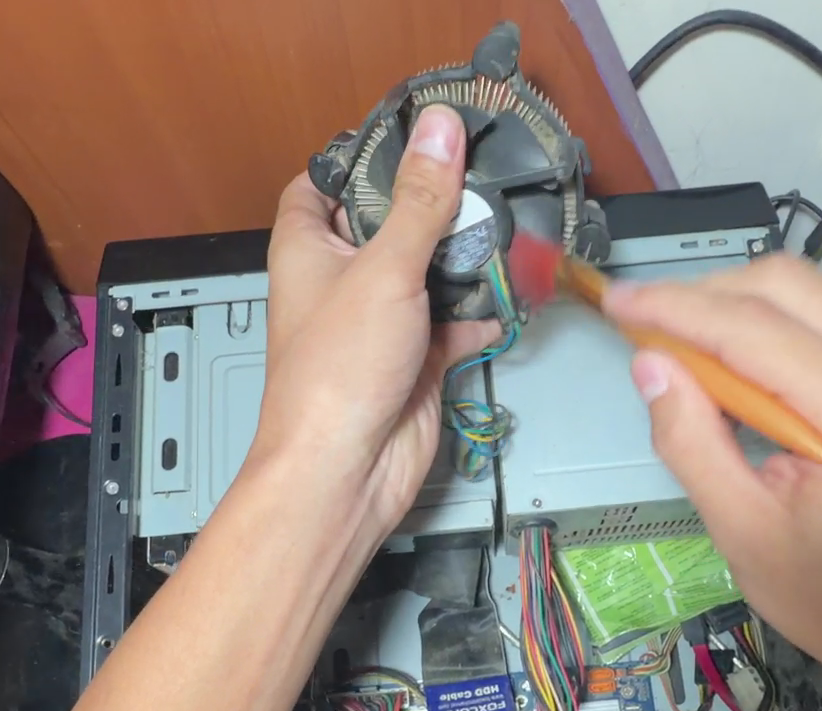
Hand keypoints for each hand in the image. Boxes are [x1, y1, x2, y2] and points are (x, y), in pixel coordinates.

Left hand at [252, 105, 498, 538]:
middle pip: (391, 224)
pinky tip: (511, 297)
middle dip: (434, 205)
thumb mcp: (383, 269)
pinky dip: (480, 315)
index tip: (415, 138)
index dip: (362, 156)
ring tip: (507, 228)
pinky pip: (453, 324)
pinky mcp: (416, 359)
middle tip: (483, 176)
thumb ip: (418, 201)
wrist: (350, 470)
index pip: (325, 180)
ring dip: (465, 259)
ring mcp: (382, 322)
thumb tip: (439, 129)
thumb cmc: (337, 371)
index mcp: (310, 246)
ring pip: (428, 274)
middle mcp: (344, 280)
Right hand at [606, 256, 821, 710]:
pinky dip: (778, 332)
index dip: (676, 307)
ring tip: (686, 350)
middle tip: (649, 331)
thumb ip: (690, 440)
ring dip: (739, 310)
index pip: (755, 327)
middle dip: (706, 298)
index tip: (617, 301)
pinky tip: (742, 368)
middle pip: (790, 287)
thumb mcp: (741, 531)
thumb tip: (650, 364)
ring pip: (815, 295)